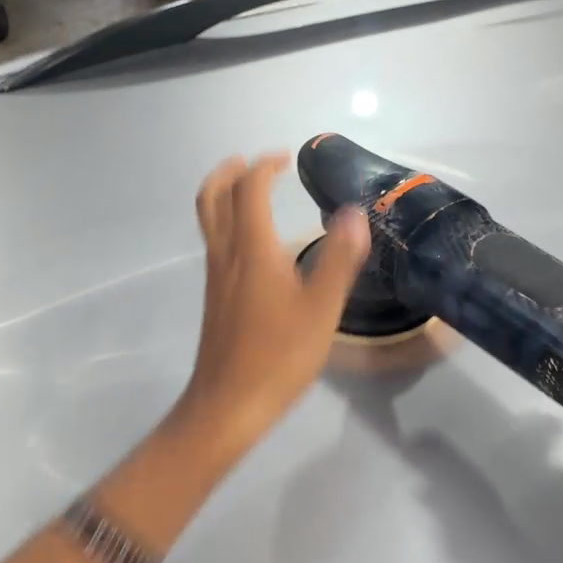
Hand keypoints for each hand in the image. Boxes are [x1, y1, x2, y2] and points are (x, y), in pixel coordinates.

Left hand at [177, 154, 370, 450]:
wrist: (228, 404)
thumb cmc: (279, 356)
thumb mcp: (321, 309)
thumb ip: (339, 259)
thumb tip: (354, 212)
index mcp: (251, 250)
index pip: (249, 189)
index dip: (264, 166)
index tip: (286, 158)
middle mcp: (226, 255)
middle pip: (212, 197)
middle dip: (230, 171)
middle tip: (253, 162)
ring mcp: (215, 277)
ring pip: (209, 220)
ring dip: (224, 194)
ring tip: (252, 191)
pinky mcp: (214, 297)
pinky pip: (215, 242)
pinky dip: (227, 221)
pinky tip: (255, 243)